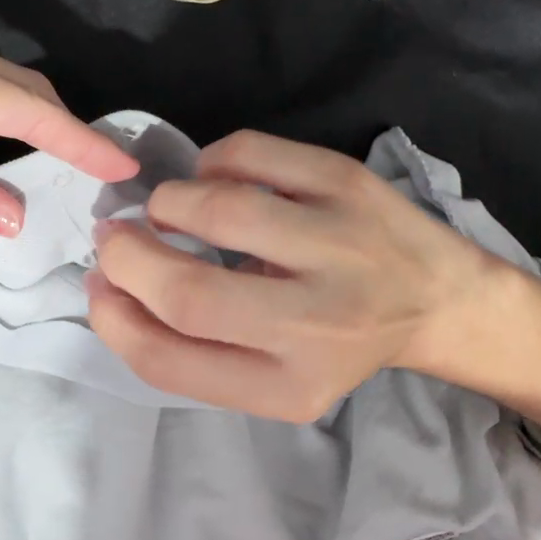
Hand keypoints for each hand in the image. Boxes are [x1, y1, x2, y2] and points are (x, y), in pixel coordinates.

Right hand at [87, 130, 511, 421]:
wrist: (440, 299)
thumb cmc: (336, 339)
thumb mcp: (271, 374)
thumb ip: (192, 345)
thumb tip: (110, 282)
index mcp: (289, 386)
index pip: (168, 361)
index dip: (112, 318)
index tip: (100, 284)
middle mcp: (319, 326)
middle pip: (187, 293)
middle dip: (128, 255)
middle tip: (116, 235)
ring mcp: (340, 248)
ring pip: (219, 210)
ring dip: (168, 201)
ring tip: (169, 207)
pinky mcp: (349, 185)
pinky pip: (247, 152)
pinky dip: (210, 160)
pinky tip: (215, 177)